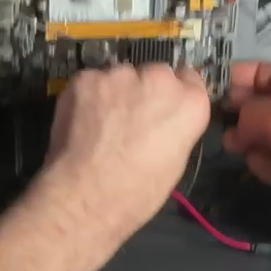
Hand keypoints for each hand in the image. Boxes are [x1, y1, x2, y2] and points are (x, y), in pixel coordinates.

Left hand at [32, 63, 211, 243]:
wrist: (85, 196)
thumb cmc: (137, 193)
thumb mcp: (174, 162)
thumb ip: (174, 128)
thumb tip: (160, 122)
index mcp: (189, 102)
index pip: (188, 78)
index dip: (172, 95)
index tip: (160, 110)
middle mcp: (158, 79)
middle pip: (153, 74)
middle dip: (143, 92)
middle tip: (128, 121)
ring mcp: (119, 75)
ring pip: (119, 76)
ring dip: (114, 93)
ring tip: (101, 125)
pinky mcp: (85, 78)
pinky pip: (91, 83)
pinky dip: (87, 97)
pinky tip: (81, 122)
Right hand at [222, 61, 270, 235]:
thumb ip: (252, 111)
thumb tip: (238, 124)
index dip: (244, 76)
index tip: (216, 85)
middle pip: (267, 108)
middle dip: (243, 113)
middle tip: (221, 123)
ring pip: (269, 139)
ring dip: (251, 142)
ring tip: (235, 147)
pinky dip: (266, 166)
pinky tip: (257, 166)